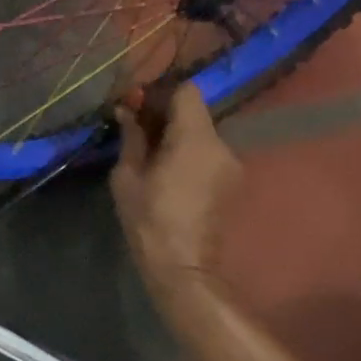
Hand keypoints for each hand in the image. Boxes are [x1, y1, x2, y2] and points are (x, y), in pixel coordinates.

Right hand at [111, 83, 241, 309]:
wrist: (183, 269)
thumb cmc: (149, 220)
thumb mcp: (127, 176)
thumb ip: (131, 136)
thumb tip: (127, 109)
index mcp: (195, 138)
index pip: (188, 90)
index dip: (162, 92)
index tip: (140, 105)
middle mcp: (221, 145)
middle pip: (196, 112)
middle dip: (167, 115)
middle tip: (139, 130)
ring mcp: (232, 165)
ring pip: (202, 134)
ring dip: (179, 136)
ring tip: (154, 157)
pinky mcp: (233, 183)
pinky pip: (209, 154)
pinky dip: (191, 154)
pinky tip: (171, 175)